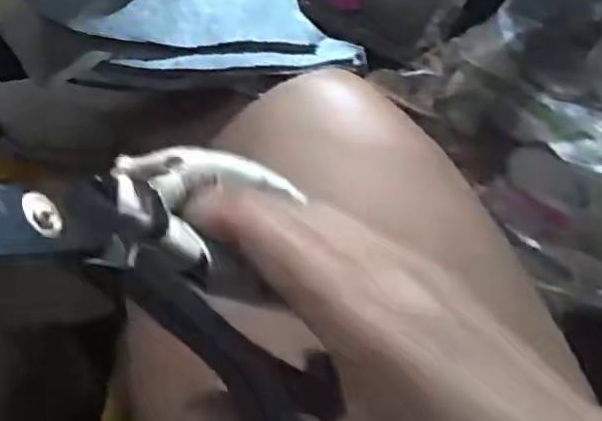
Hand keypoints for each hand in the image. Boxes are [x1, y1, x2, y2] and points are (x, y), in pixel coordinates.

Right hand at [190, 189, 601, 420]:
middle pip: (277, 202)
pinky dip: (303, 231)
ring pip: (312, 208)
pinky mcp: (439, 274)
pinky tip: (302, 274)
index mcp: (359, 305)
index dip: (197, 210)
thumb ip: (260, 406)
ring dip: (261, 220)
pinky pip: (348, 228)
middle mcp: (384, 266)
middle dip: (220, 211)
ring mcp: (418, 264)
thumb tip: (189, 404)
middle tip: (185, 244)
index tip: (162, 232)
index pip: (255, 215)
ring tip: (234, 256)